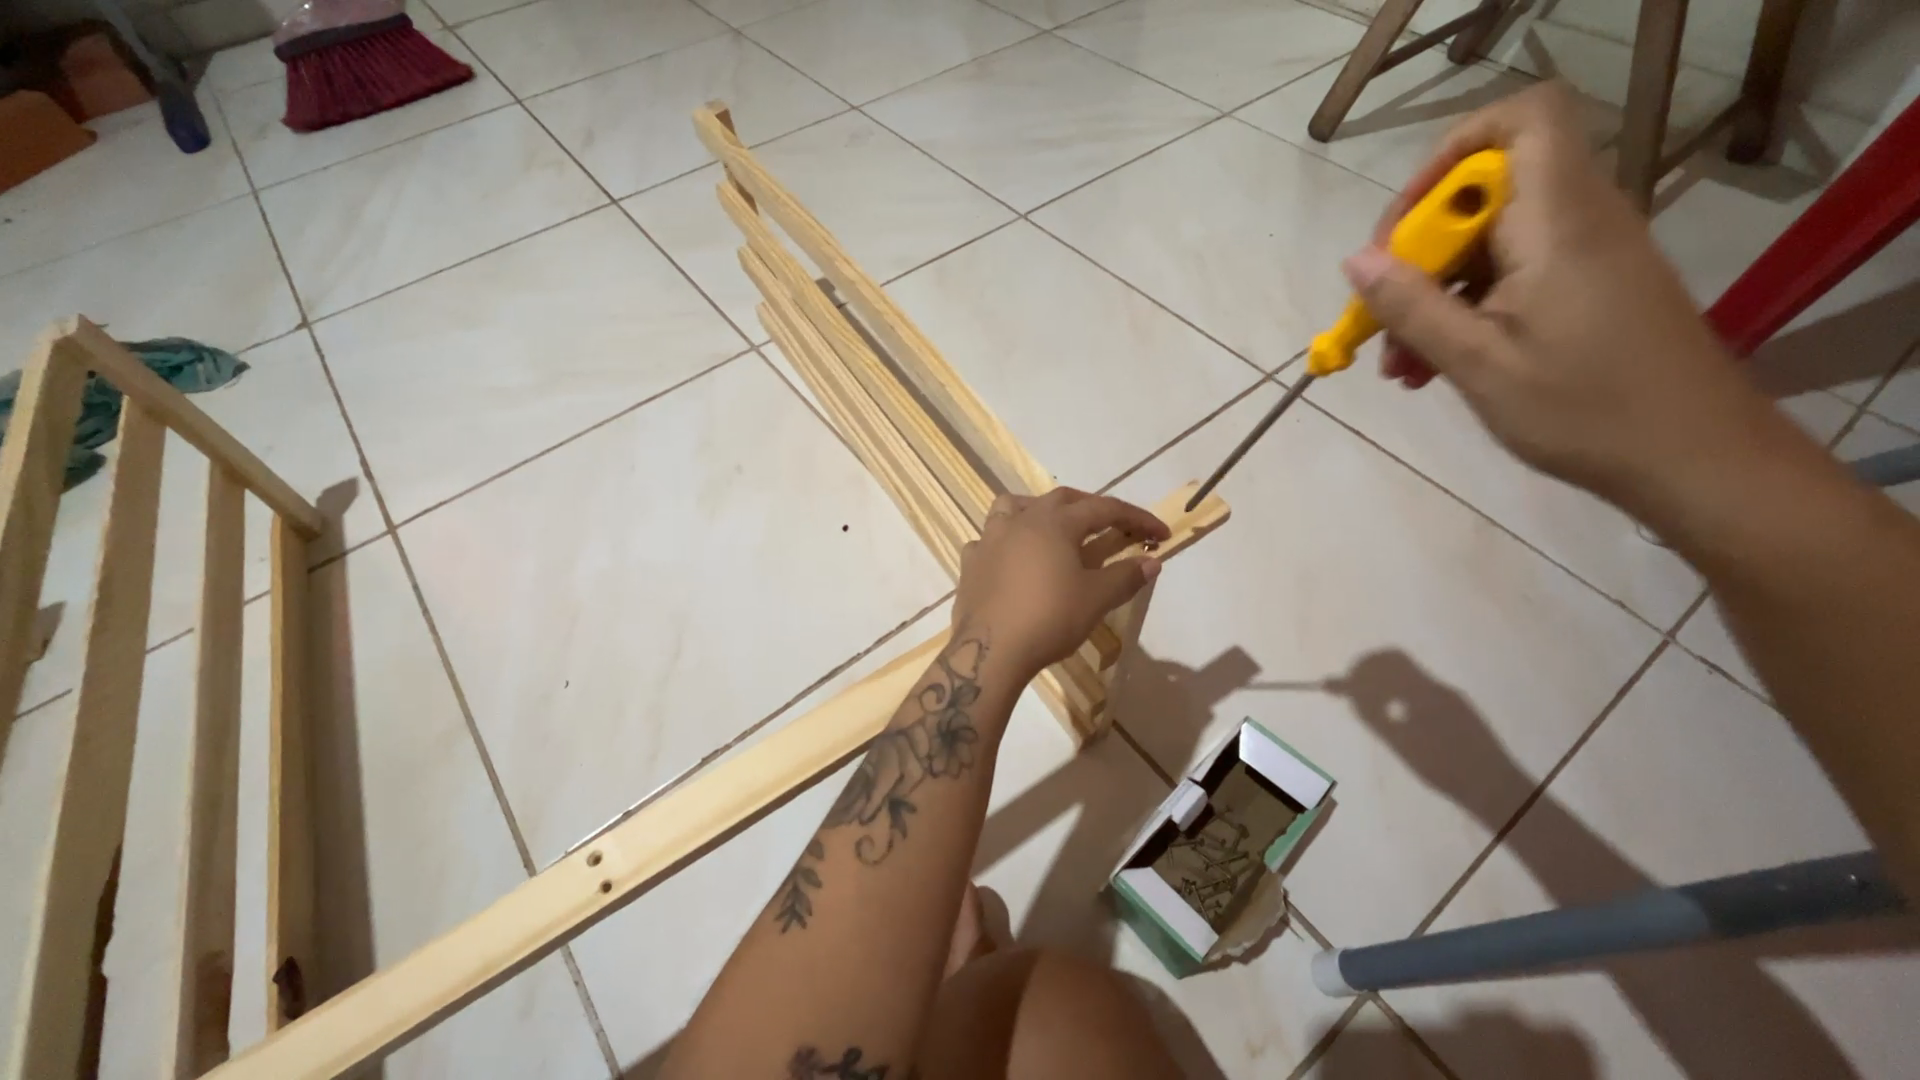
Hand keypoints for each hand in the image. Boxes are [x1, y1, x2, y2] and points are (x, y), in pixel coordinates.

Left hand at [951, 488, 1169, 679]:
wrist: (991, 651)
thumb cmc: (1049, 619)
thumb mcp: (1096, 599)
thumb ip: (1125, 576)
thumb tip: (1152, 562)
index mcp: (1055, 523)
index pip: (1104, 508)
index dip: (1136, 518)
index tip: (1161, 533)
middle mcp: (1021, 521)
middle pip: (1060, 499)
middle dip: (1091, 507)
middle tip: (1112, 526)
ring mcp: (990, 539)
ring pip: (1013, 507)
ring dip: (1038, 510)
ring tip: (1054, 529)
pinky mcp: (970, 564)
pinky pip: (989, 539)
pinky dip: (1006, 542)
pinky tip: (1013, 560)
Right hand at [1345, 81, 1778, 509]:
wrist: (1695, 460)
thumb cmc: (1586, 411)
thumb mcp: (1479, 364)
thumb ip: (1412, 307)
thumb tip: (1354, 261)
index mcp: (1558, 221)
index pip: (1522, 119)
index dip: (1454, 150)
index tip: (1407, 223)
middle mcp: (1578, 220)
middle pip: (1486, 190)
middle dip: (1420, 248)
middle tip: (1382, 311)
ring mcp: (1586, 256)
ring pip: (1490, 242)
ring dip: (1434, 291)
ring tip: (1398, 362)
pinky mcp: (1589, 289)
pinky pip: (1511, 275)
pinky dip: (1465, 310)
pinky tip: (1431, 368)